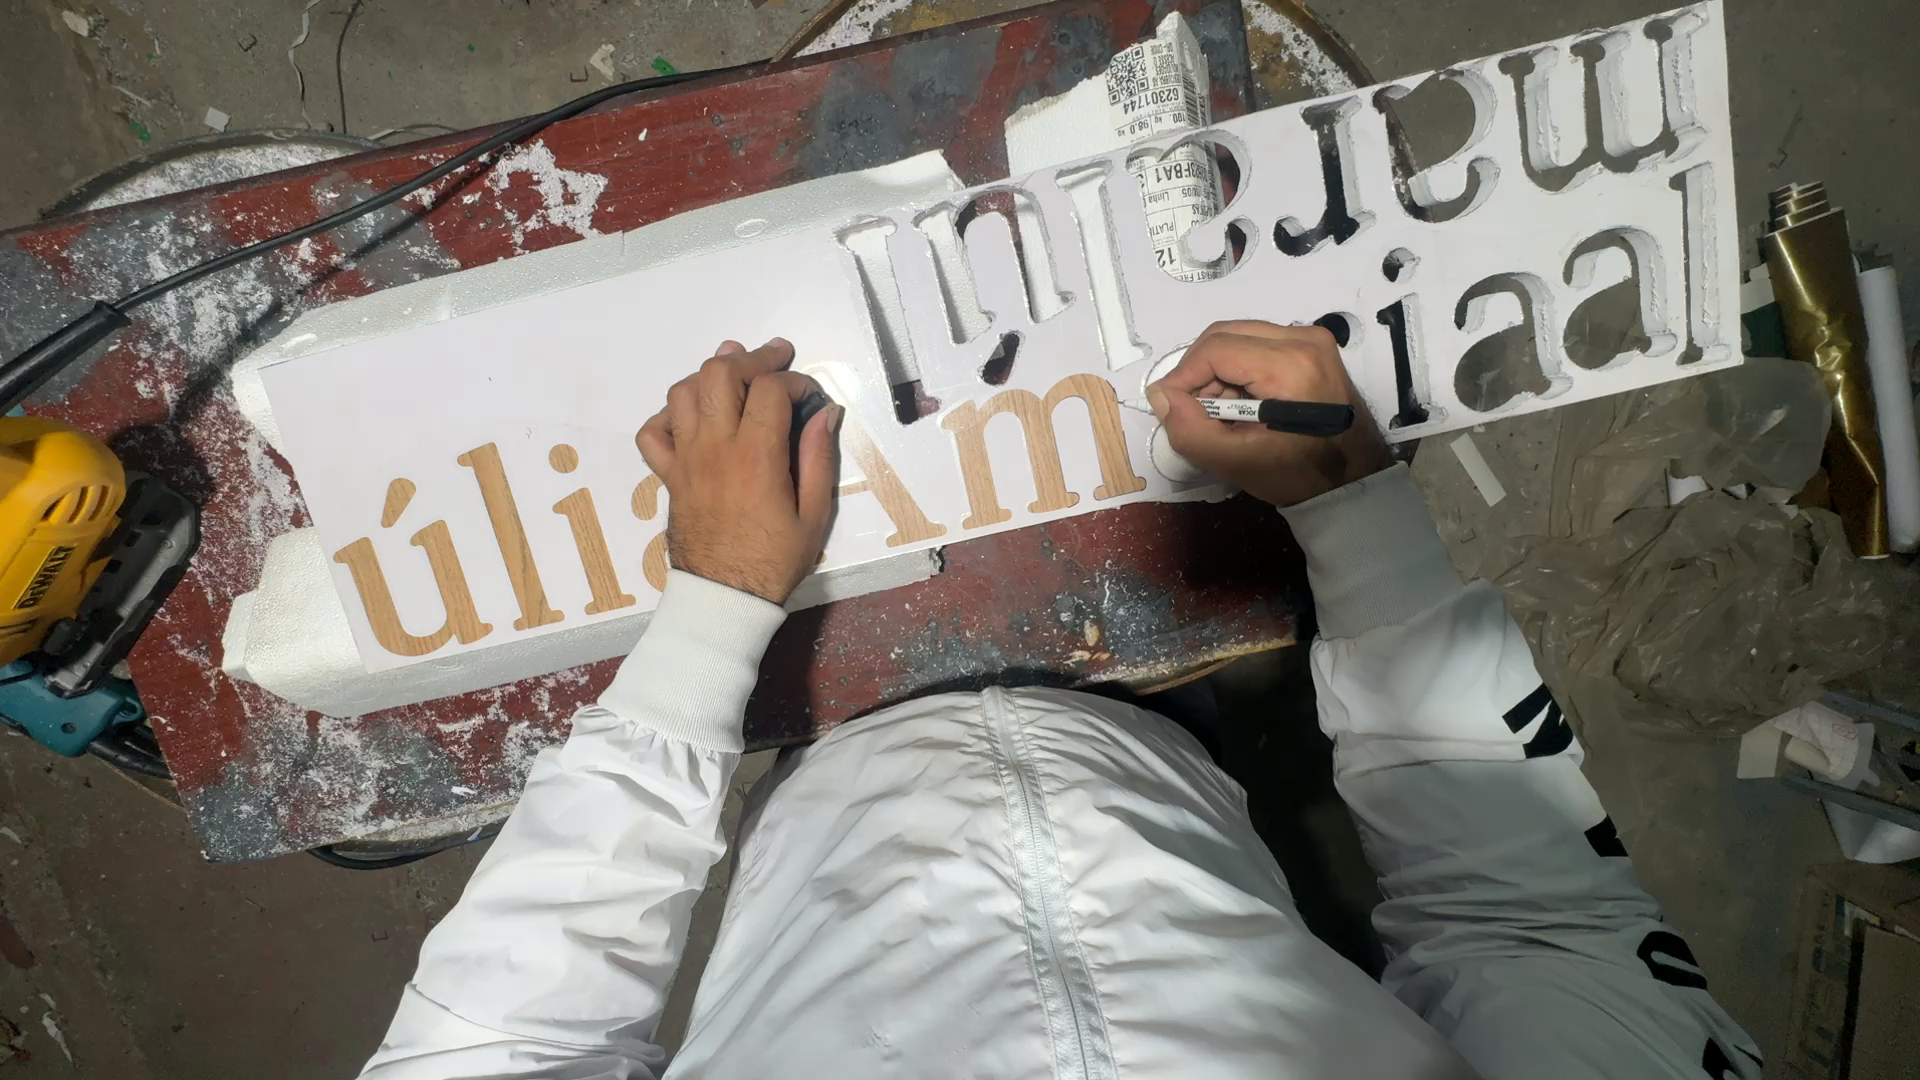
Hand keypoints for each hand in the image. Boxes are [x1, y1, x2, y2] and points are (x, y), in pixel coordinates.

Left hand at [636, 338, 842, 603]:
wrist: (725, 596)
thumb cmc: (776, 559)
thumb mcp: (815, 514)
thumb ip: (819, 457)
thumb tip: (827, 412)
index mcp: (757, 455)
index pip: (770, 389)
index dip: (795, 380)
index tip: (812, 394)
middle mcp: (715, 446)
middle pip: (720, 373)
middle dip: (752, 358)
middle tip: (776, 358)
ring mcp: (685, 458)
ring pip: (683, 391)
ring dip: (710, 374)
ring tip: (735, 373)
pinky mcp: (668, 474)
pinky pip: (653, 430)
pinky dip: (670, 413)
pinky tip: (695, 416)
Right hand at [1146, 321, 1392, 506]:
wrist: (1352, 477)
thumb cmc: (1296, 474)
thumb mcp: (1235, 462)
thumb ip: (1190, 430)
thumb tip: (1159, 395)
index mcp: (1290, 365)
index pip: (1214, 350)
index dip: (1182, 377)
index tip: (1169, 408)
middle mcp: (1303, 338)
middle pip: (1223, 336)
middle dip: (1197, 373)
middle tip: (1194, 410)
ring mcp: (1310, 338)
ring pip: (1236, 337)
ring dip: (1215, 372)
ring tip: (1219, 411)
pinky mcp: (1311, 345)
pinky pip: (1255, 343)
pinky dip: (1235, 370)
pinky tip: (1240, 402)